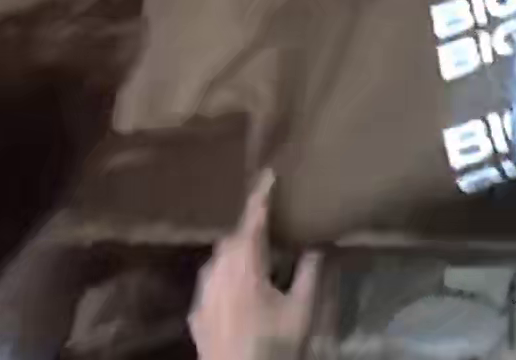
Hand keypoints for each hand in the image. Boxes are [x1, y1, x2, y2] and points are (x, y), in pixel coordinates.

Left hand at [189, 171, 321, 359]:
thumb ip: (309, 271)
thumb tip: (318, 240)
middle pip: (233, 237)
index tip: (269, 174)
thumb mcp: (301, 310)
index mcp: (245, 266)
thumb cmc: (273, 347)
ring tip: (256, 249)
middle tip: (269, 218)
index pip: (254, 220)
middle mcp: (219, 274)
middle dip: (250, 224)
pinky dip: (224, 272)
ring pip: (219, 258)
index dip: (262, 195)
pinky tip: (237, 284)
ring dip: (236, 248)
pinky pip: (210, 281)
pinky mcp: (196, 318)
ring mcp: (203, 297)